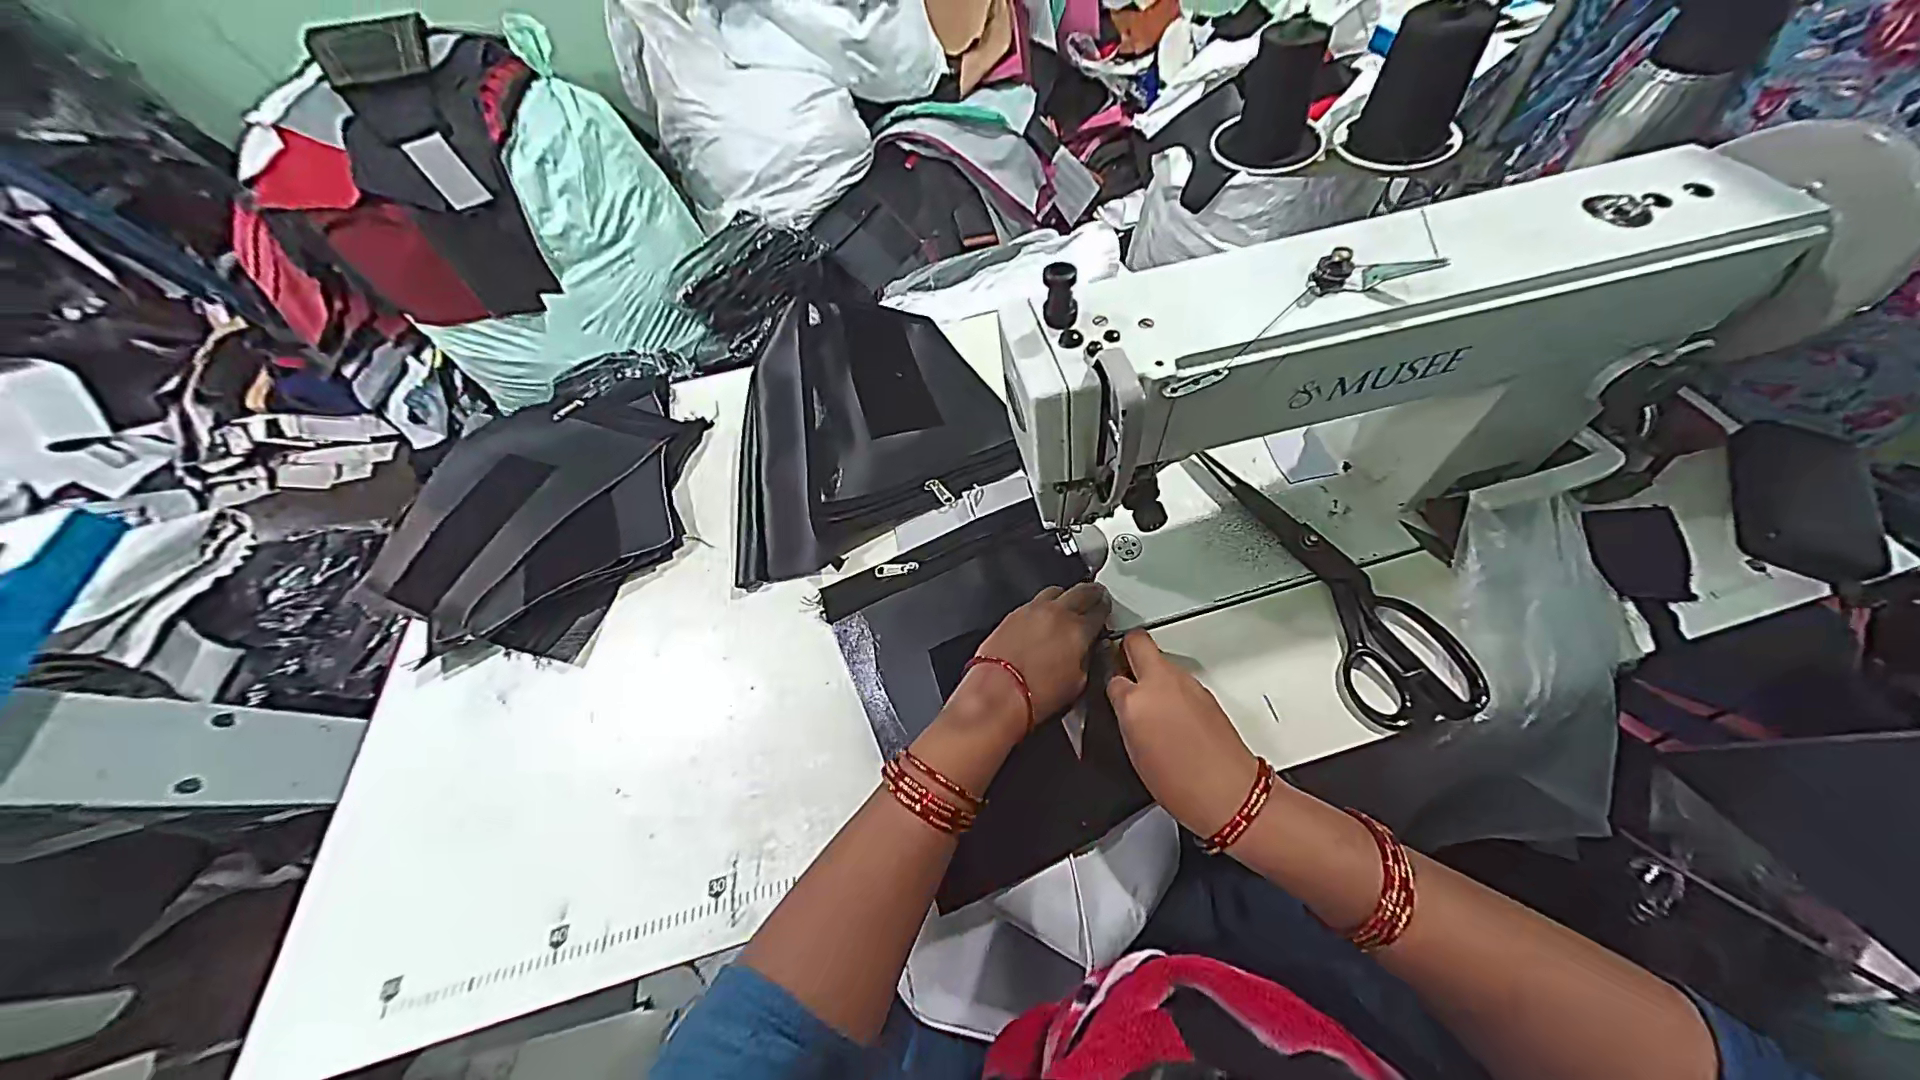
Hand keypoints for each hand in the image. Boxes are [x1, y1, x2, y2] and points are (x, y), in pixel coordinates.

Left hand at [967, 582, 1111, 727]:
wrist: (999, 692)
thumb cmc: (1035, 694)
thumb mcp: (1078, 683)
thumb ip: (1087, 659)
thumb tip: (1087, 651)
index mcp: (1079, 629)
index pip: (1100, 609)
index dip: (1106, 609)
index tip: (1106, 610)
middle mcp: (1057, 613)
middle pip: (1081, 591)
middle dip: (1092, 593)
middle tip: (1095, 596)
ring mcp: (1033, 610)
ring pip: (1055, 591)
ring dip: (1065, 596)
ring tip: (1067, 605)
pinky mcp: (1012, 615)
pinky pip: (1033, 602)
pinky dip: (1042, 606)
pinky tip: (1042, 618)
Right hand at [1106, 629, 1263, 835]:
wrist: (1229, 794)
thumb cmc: (1182, 784)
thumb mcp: (1133, 752)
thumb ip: (1124, 717)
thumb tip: (1122, 704)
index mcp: (1134, 699)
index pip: (1112, 676)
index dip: (1111, 684)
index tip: (1112, 690)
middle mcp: (1161, 683)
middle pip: (1138, 642)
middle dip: (1128, 649)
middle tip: (1124, 668)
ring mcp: (1186, 684)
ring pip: (1162, 660)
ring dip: (1154, 673)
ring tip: (1153, 703)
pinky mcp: (1205, 692)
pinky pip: (1181, 680)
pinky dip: (1174, 690)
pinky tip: (1174, 716)